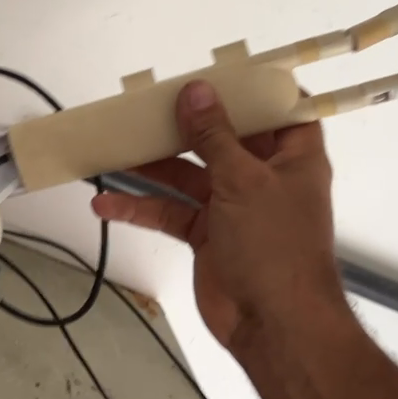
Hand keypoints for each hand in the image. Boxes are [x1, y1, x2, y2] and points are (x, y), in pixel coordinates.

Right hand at [91, 80, 348, 353]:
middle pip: (221, 139)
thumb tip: (195, 91)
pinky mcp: (205, 234)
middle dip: (185, 125)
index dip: (257, 91)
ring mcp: (232, 207)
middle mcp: (263, 177)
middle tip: (148, 105)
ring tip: (112, 151)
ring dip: (151, 166)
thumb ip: (214, 135)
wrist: (273, 325)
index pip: (283, 112)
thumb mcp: (243, 181)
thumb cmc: (274, 247)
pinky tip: (105, 205)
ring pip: (186, 175)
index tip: (220, 73)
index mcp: (291, 158)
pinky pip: (168, 212)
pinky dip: (139, 208)